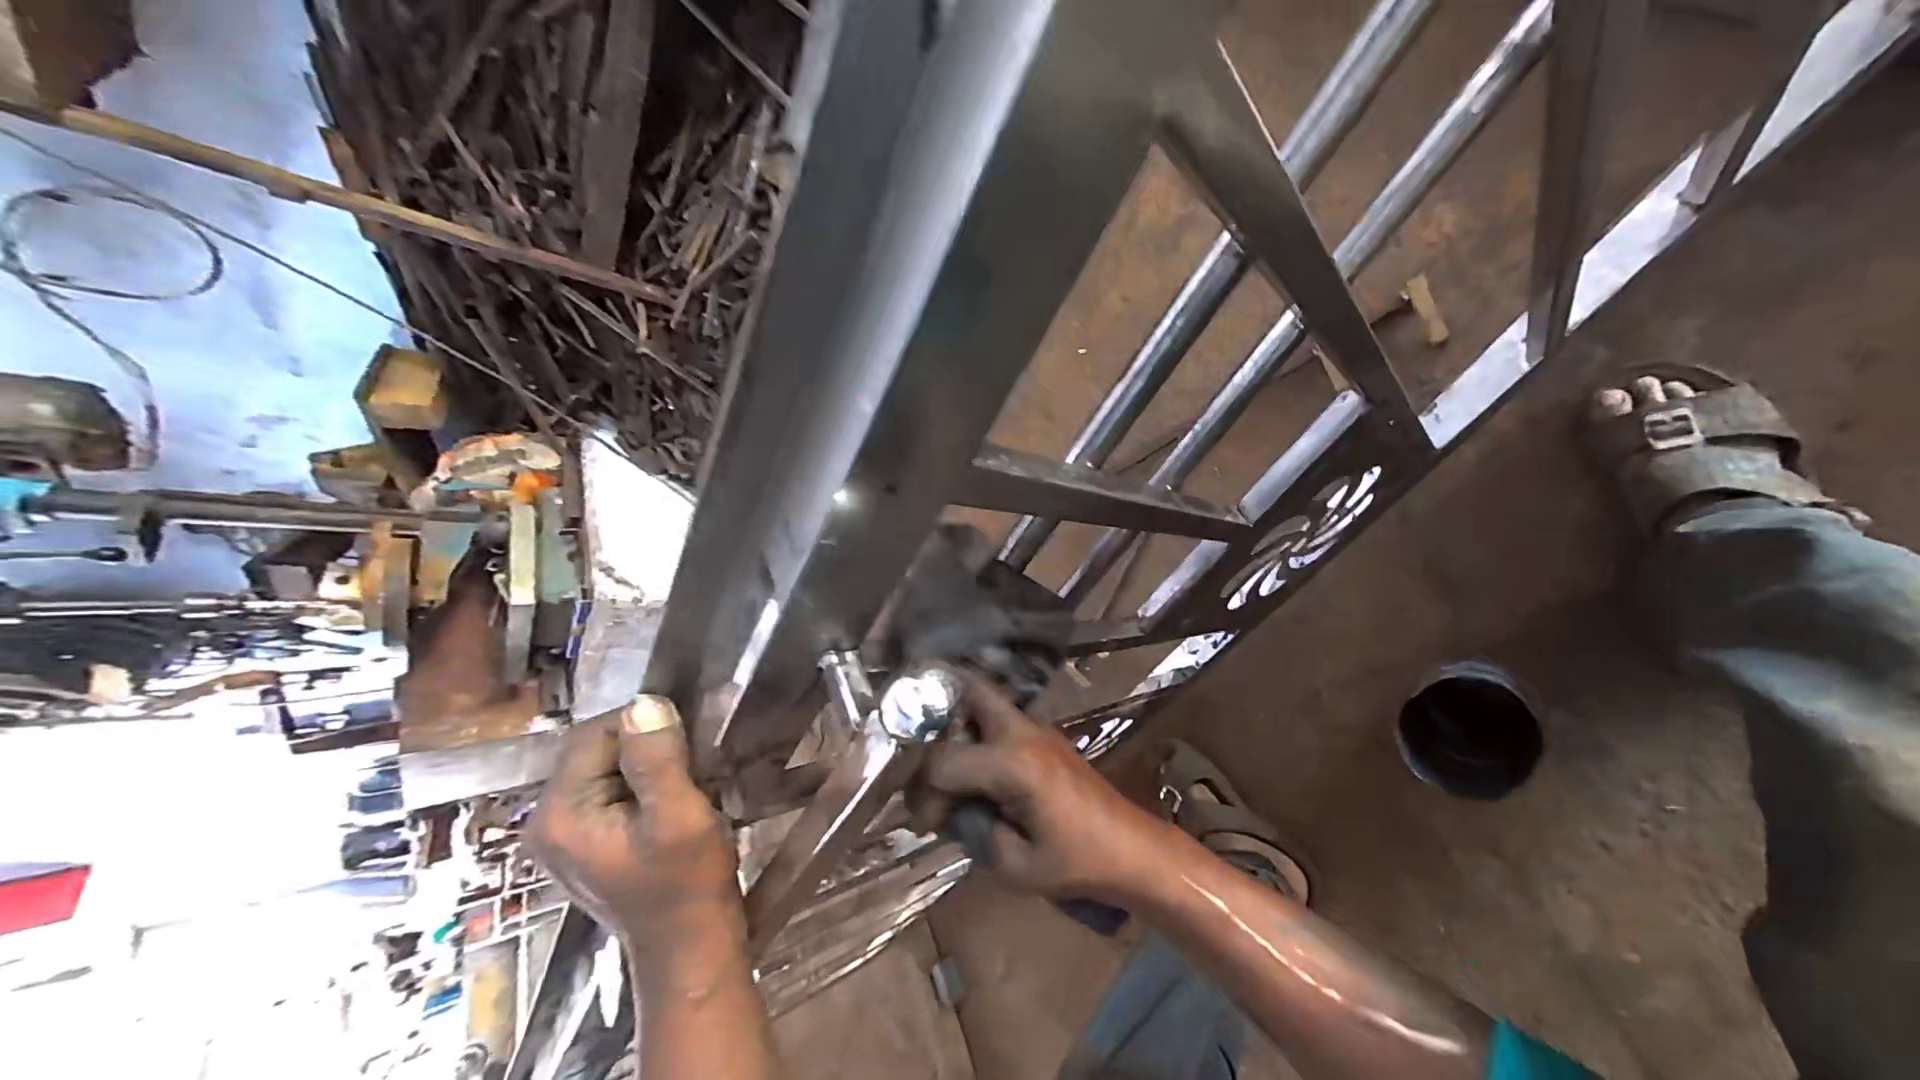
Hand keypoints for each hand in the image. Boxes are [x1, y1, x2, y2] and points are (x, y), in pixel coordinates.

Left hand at [529, 699, 741, 954]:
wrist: (691, 948)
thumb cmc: (686, 885)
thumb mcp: (678, 816)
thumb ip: (657, 759)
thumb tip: (646, 703)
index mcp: (560, 813)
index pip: (595, 733)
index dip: (644, 726)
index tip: (688, 740)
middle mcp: (549, 820)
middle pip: (598, 749)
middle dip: (648, 746)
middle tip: (692, 764)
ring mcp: (566, 834)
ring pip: (609, 767)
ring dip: (651, 765)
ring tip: (687, 783)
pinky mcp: (589, 842)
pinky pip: (613, 791)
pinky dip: (646, 786)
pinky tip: (674, 801)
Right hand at [915, 676, 1177, 903]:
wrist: (1133, 850)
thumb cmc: (1079, 863)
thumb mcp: (1015, 865)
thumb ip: (972, 831)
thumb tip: (950, 812)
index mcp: (1012, 763)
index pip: (944, 763)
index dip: (925, 795)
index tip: (926, 824)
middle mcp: (1021, 733)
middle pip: (968, 693)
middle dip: (938, 721)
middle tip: (926, 762)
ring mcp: (1037, 729)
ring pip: (987, 699)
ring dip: (961, 723)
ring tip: (949, 763)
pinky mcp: (1047, 737)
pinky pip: (1003, 719)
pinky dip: (980, 732)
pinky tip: (977, 769)